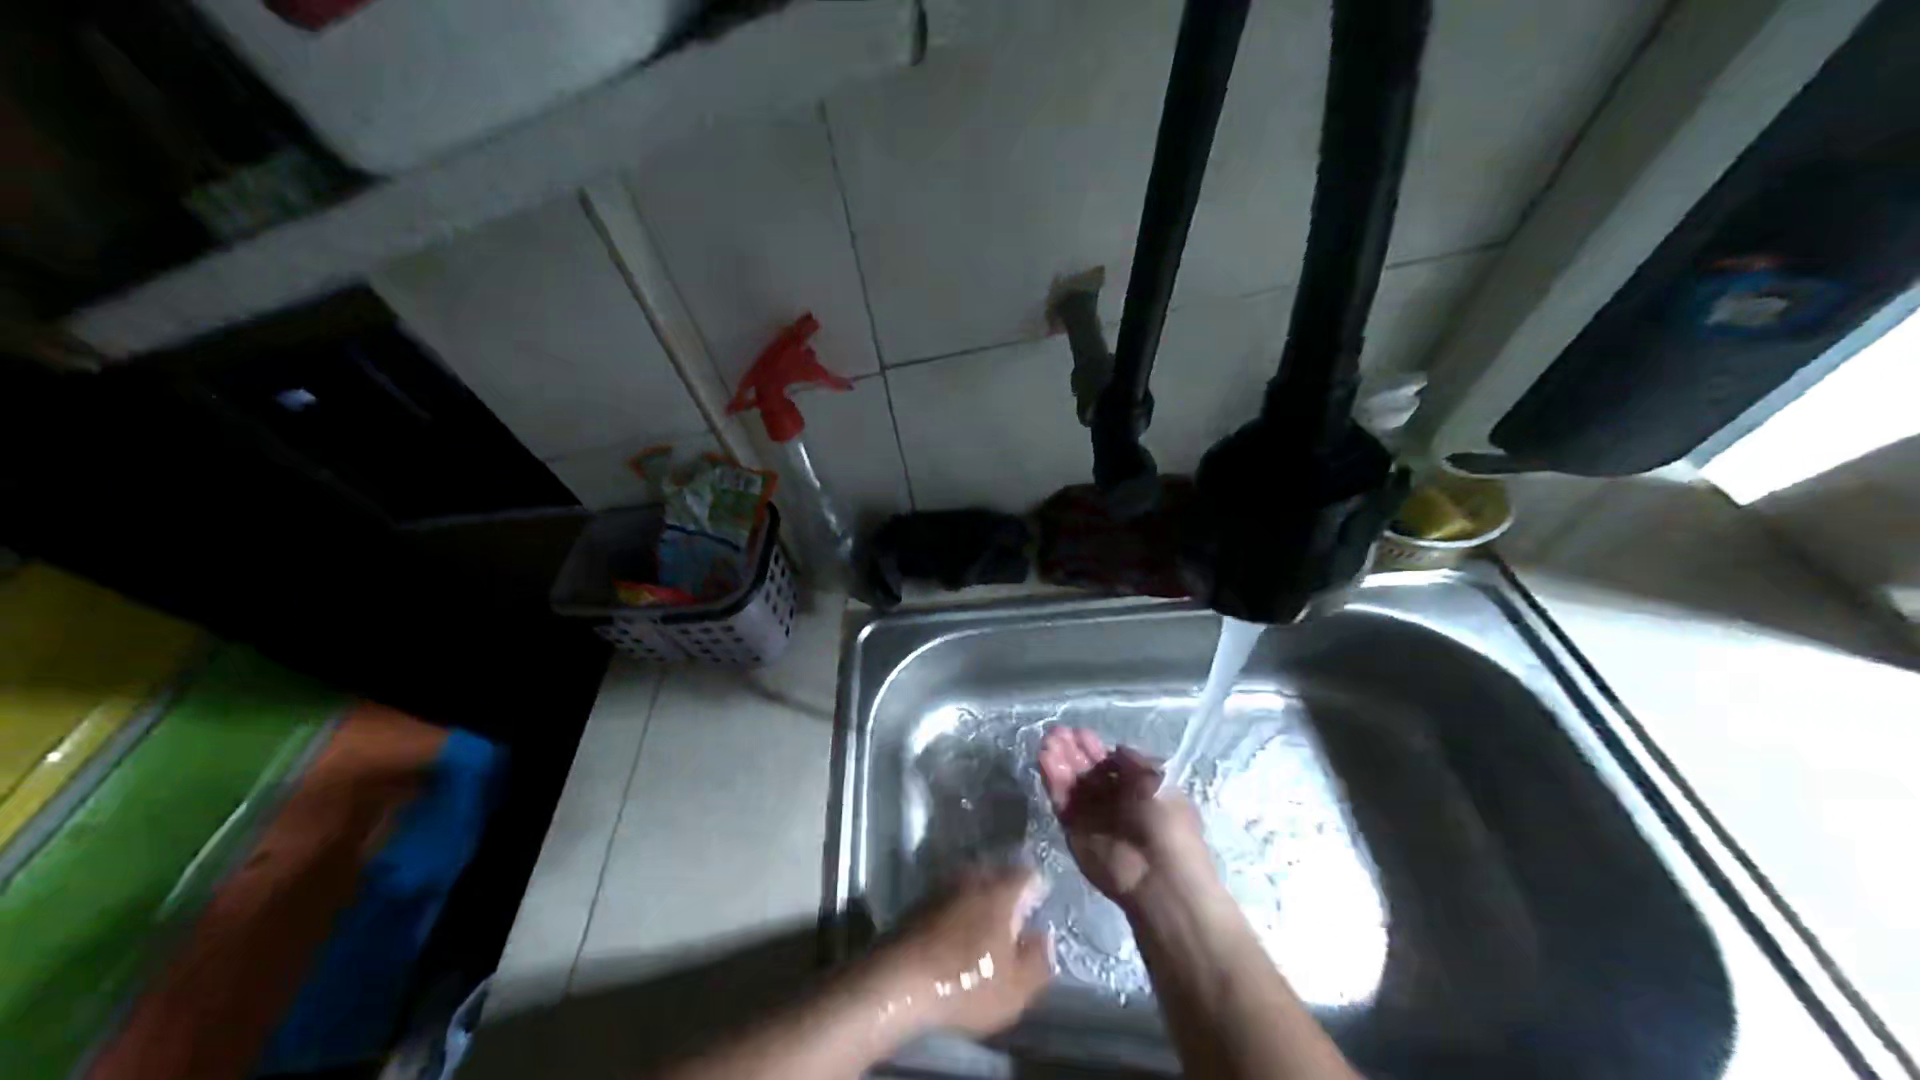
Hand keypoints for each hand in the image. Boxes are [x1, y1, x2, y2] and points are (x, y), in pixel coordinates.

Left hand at [869, 866, 1052, 1037]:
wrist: (895, 982)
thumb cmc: (965, 984)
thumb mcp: (1015, 989)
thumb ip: (1038, 961)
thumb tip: (1043, 938)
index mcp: (1001, 891)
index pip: (1029, 876)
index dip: (1038, 891)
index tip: (1040, 910)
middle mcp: (972, 878)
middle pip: (997, 876)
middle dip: (1008, 895)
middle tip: (1015, 922)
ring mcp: (941, 887)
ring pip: (970, 886)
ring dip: (979, 903)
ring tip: (984, 932)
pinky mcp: (917, 903)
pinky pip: (948, 900)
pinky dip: (955, 913)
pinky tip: (954, 937)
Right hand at [1038, 727, 1215, 910]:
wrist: (1159, 878)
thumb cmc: (1167, 824)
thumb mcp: (1158, 781)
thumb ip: (1134, 762)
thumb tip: (1115, 750)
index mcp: (1138, 788)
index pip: (1110, 763)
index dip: (1094, 747)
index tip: (1079, 732)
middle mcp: (1113, 800)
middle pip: (1086, 770)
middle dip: (1072, 751)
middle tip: (1056, 733)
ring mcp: (1092, 815)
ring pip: (1071, 783)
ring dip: (1059, 761)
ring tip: (1047, 742)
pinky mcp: (1074, 831)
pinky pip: (1061, 801)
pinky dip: (1052, 780)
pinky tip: (1044, 759)